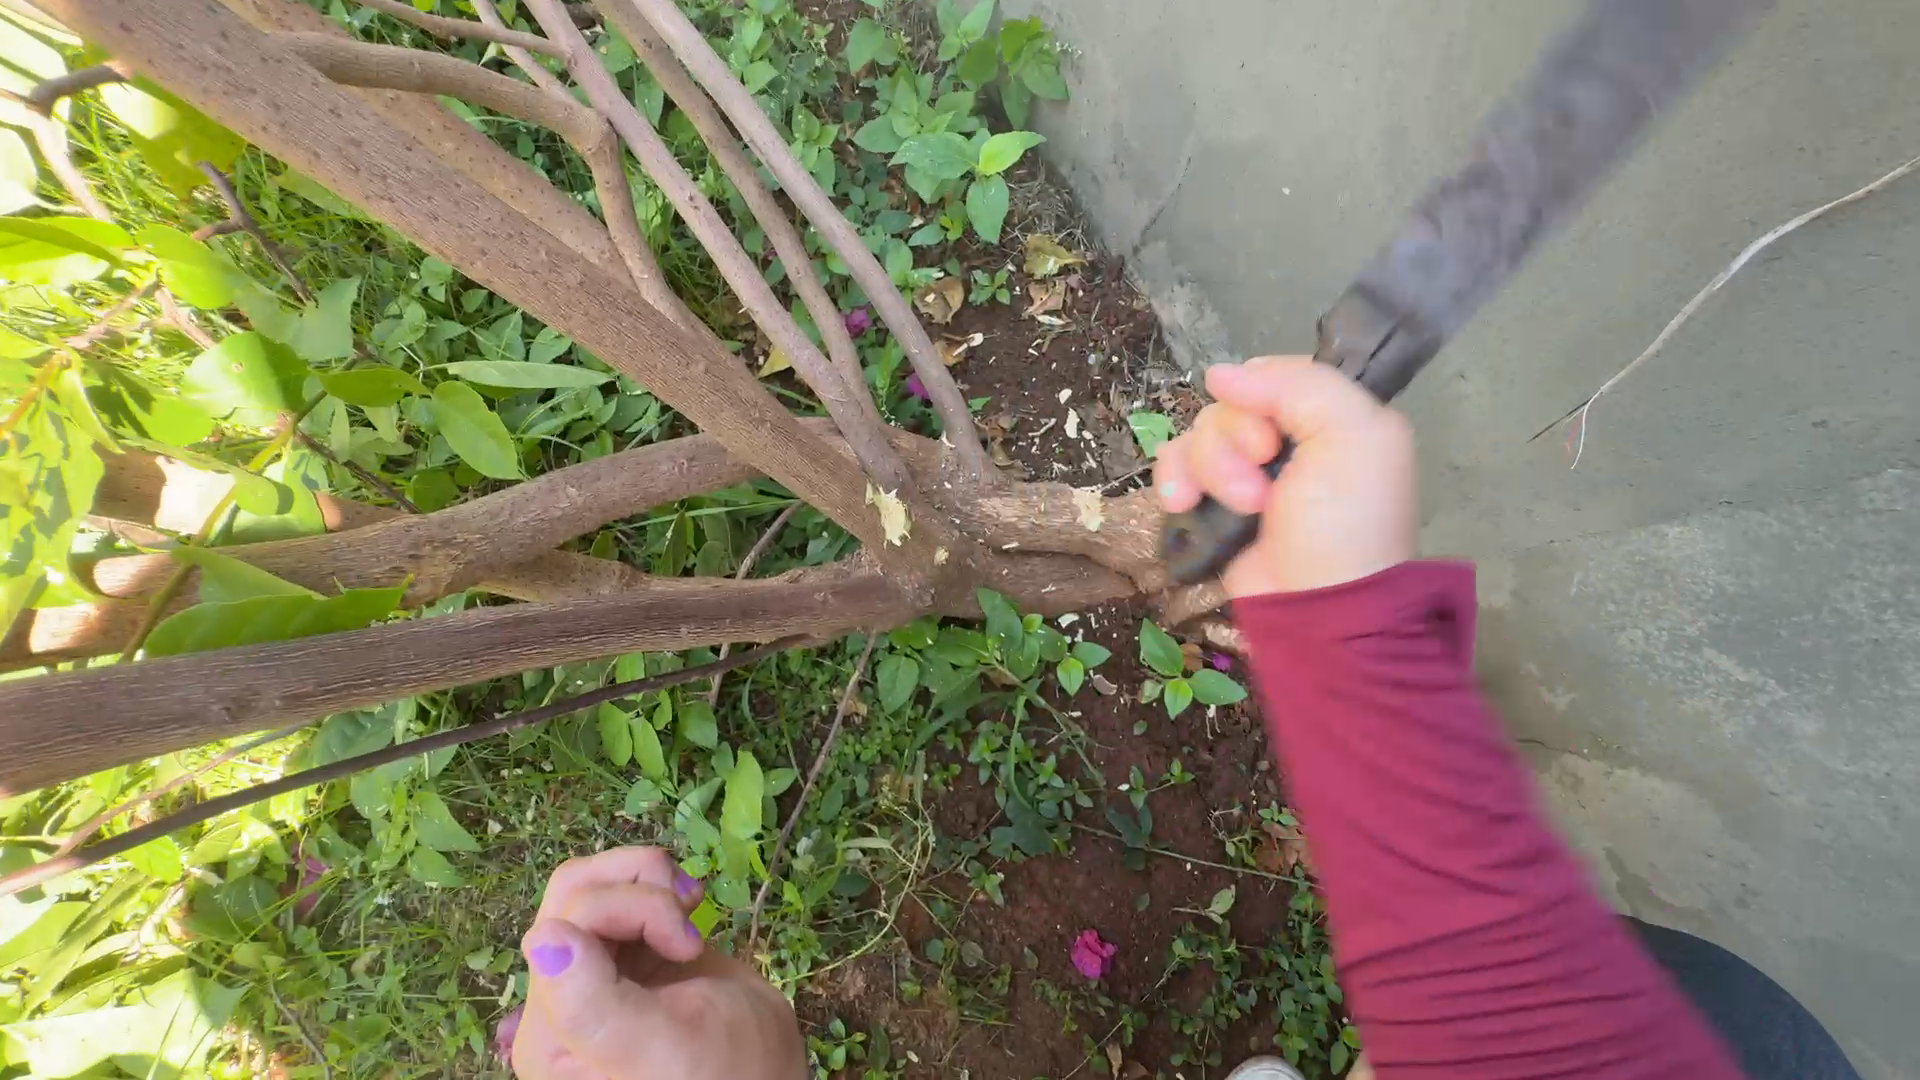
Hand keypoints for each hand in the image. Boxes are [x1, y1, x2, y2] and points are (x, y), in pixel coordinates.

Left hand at [508, 847, 804, 1079]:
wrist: (768, 1075)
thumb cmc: (722, 1073)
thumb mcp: (660, 1047)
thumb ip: (592, 1004)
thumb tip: (544, 938)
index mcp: (551, 1033)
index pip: (567, 922)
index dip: (632, 910)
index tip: (688, 948)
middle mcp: (560, 997)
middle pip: (577, 893)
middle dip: (645, 891)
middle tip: (693, 917)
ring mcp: (594, 970)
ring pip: (598, 882)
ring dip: (653, 882)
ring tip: (694, 910)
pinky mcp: (627, 950)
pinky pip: (624, 890)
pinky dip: (662, 886)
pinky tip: (692, 912)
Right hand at [1156, 356, 1415, 597]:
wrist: (1316, 606)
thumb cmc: (1345, 523)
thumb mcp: (1353, 436)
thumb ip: (1299, 386)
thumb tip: (1217, 373)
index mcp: (1327, 415)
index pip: (1271, 374)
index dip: (1259, 397)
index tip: (1272, 439)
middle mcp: (1283, 437)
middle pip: (1227, 406)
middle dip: (1233, 446)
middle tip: (1260, 487)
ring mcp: (1242, 471)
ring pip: (1197, 435)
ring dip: (1210, 471)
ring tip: (1238, 508)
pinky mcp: (1209, 501)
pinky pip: (1173, 465)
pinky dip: (1173, 481)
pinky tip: (1182, 504)